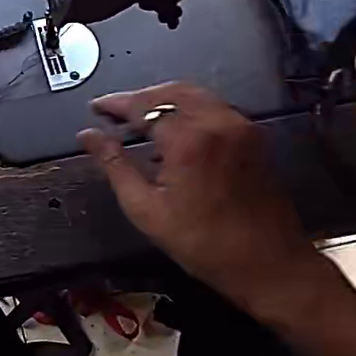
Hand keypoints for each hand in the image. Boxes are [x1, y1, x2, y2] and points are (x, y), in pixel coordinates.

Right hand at [77, 82, 334, 321]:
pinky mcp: (254, 136)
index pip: (144, 106)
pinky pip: (214, 108)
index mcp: (189, 139)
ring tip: (139, 122)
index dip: (116, 104)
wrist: (268, 263)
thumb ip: (113, 165)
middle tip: (113, 113)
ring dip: (163, 102)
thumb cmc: (201, 243)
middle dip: (139, 99)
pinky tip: (172, 134)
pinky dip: (187, 111)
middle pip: (170, 92)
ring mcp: (241, 126)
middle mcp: (218, 122)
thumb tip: (87, 136)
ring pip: (195, 95)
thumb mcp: (145, 208)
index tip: (96, 107)